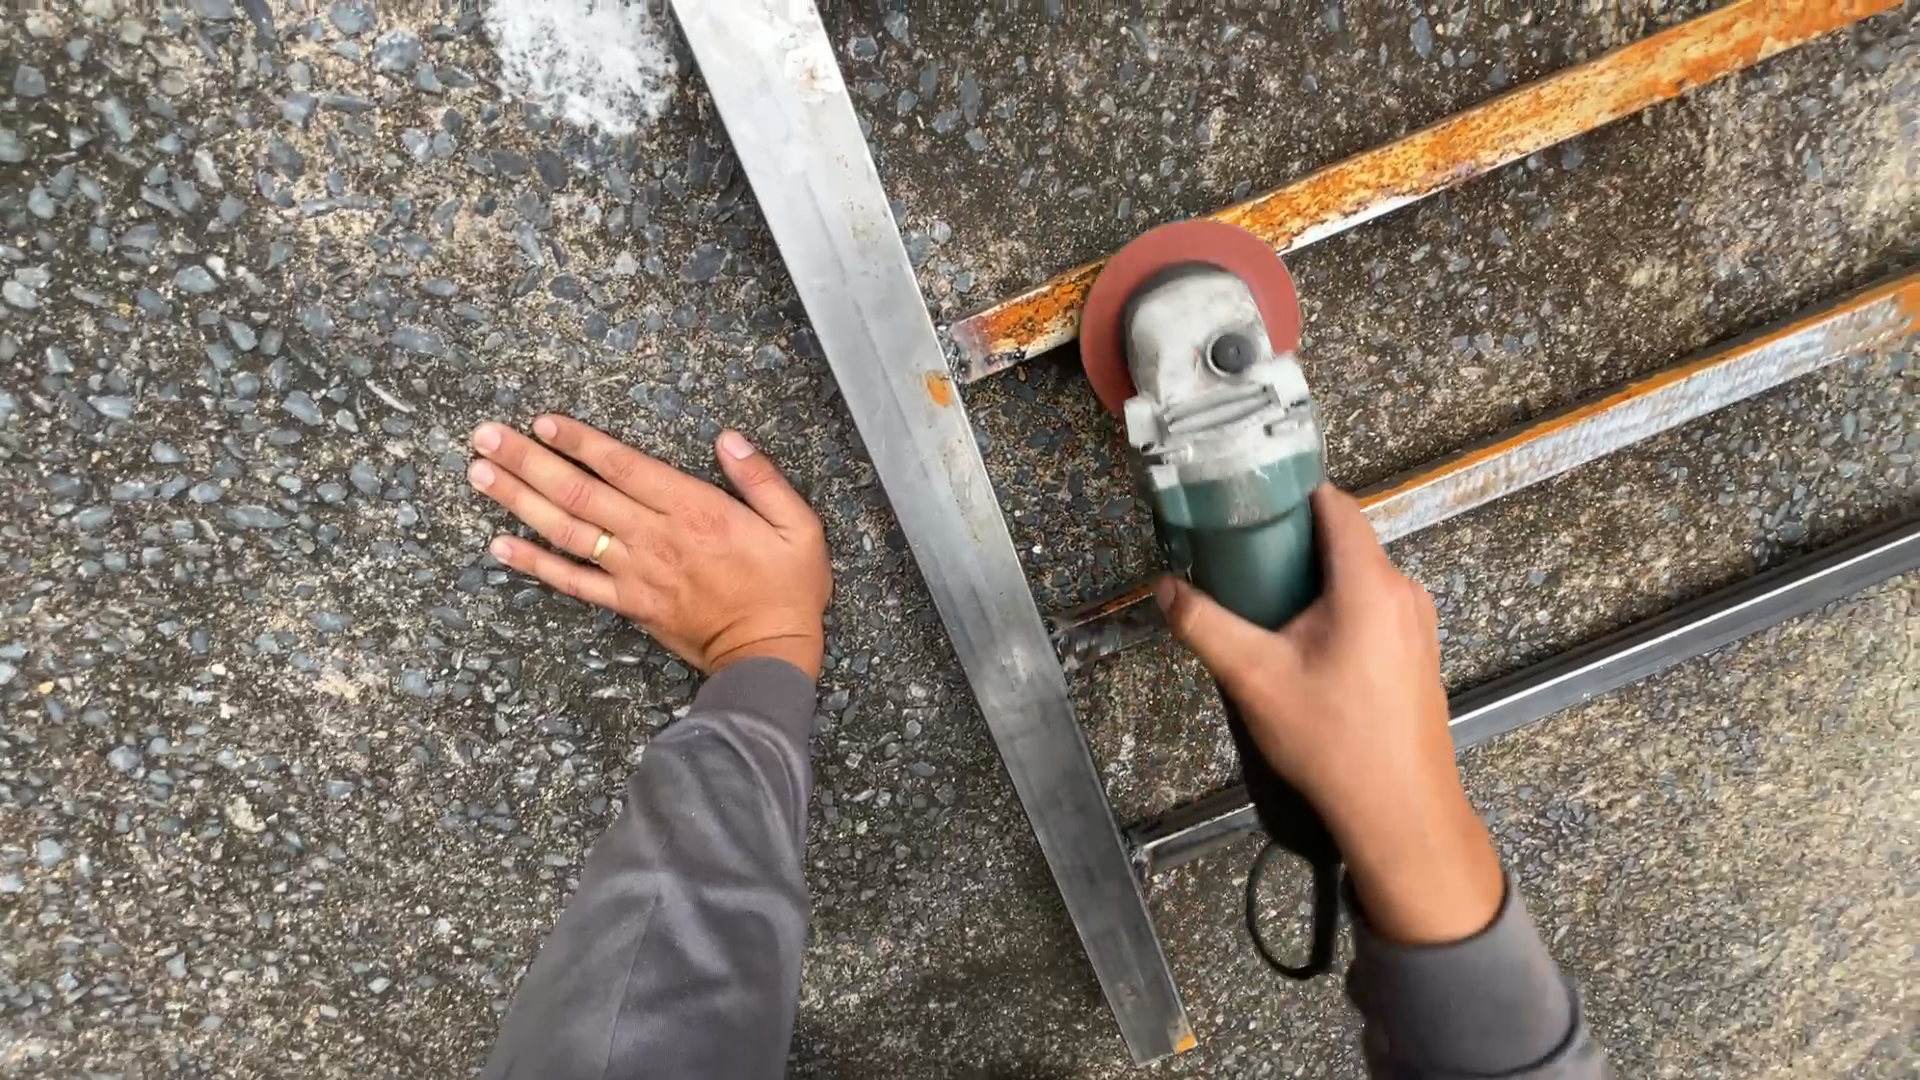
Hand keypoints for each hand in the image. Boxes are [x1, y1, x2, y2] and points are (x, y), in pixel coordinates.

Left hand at [466, 416, 832, 679]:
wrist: (770, 652)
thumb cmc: (788, 588)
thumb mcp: (799, 526)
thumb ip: (763, 479)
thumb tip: (728, 439)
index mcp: (697, 512)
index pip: (626, 467)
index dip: (582, 442)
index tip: (543, 422)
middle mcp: (656, 538)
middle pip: (582, 493)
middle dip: (530, 461)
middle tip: (484, 436)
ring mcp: (637, 573)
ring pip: (568, 532)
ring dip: (520, 501)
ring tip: (480, 473)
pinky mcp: (631, 604)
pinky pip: (573, 583)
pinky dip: (535, 565)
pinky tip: (500, 546)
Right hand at [1155, 486, 1502, 944]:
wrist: (1400, 816)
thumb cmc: (1329, 737)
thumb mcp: (1252, 676)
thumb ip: (1202, 624)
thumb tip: (1163, 588)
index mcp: (1369, 584)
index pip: (1335, 504)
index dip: (1289, 494)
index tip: (1244, 505)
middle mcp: (1404, 592)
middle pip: (1343, 539)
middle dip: (1290, 541)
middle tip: (1238, 562)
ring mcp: (1418, 624)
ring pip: (1357, 575)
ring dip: (1311, 577)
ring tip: (1263, 605)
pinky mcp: (1418, 653)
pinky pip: (1372, 605)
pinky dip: (1335, 605)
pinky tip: (1302, 644)